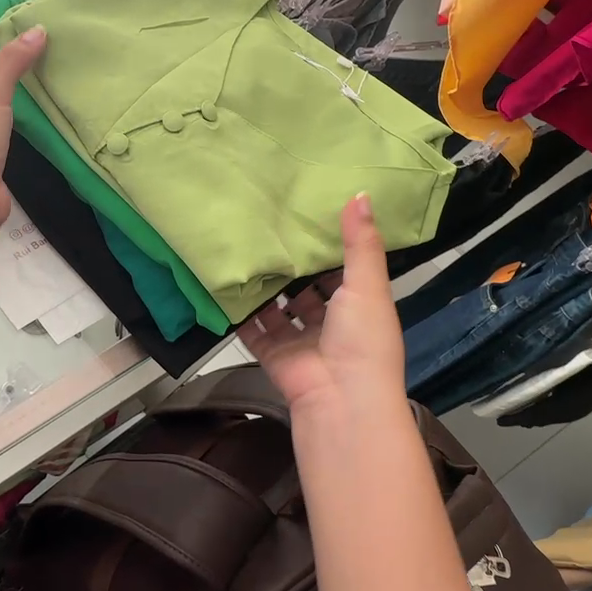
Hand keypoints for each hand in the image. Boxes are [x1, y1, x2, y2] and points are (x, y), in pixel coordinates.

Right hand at [241, 194, 407, 417]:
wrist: (339, 396)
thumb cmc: (362, 339)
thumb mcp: (366, 285)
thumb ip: (359, 243)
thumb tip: (359, 194)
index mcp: (360, 307)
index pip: (343, 273)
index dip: (328, 250)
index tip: (305, 220)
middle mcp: (330, 323)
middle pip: (306, 292)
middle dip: (290, 270)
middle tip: (266, 235)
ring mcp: (299, 340)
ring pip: (277, 310)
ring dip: (263, 290)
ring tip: (242, 255)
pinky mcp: (272, 353)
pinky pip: (252, 330)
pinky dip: (239, 315)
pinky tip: (225, 289)